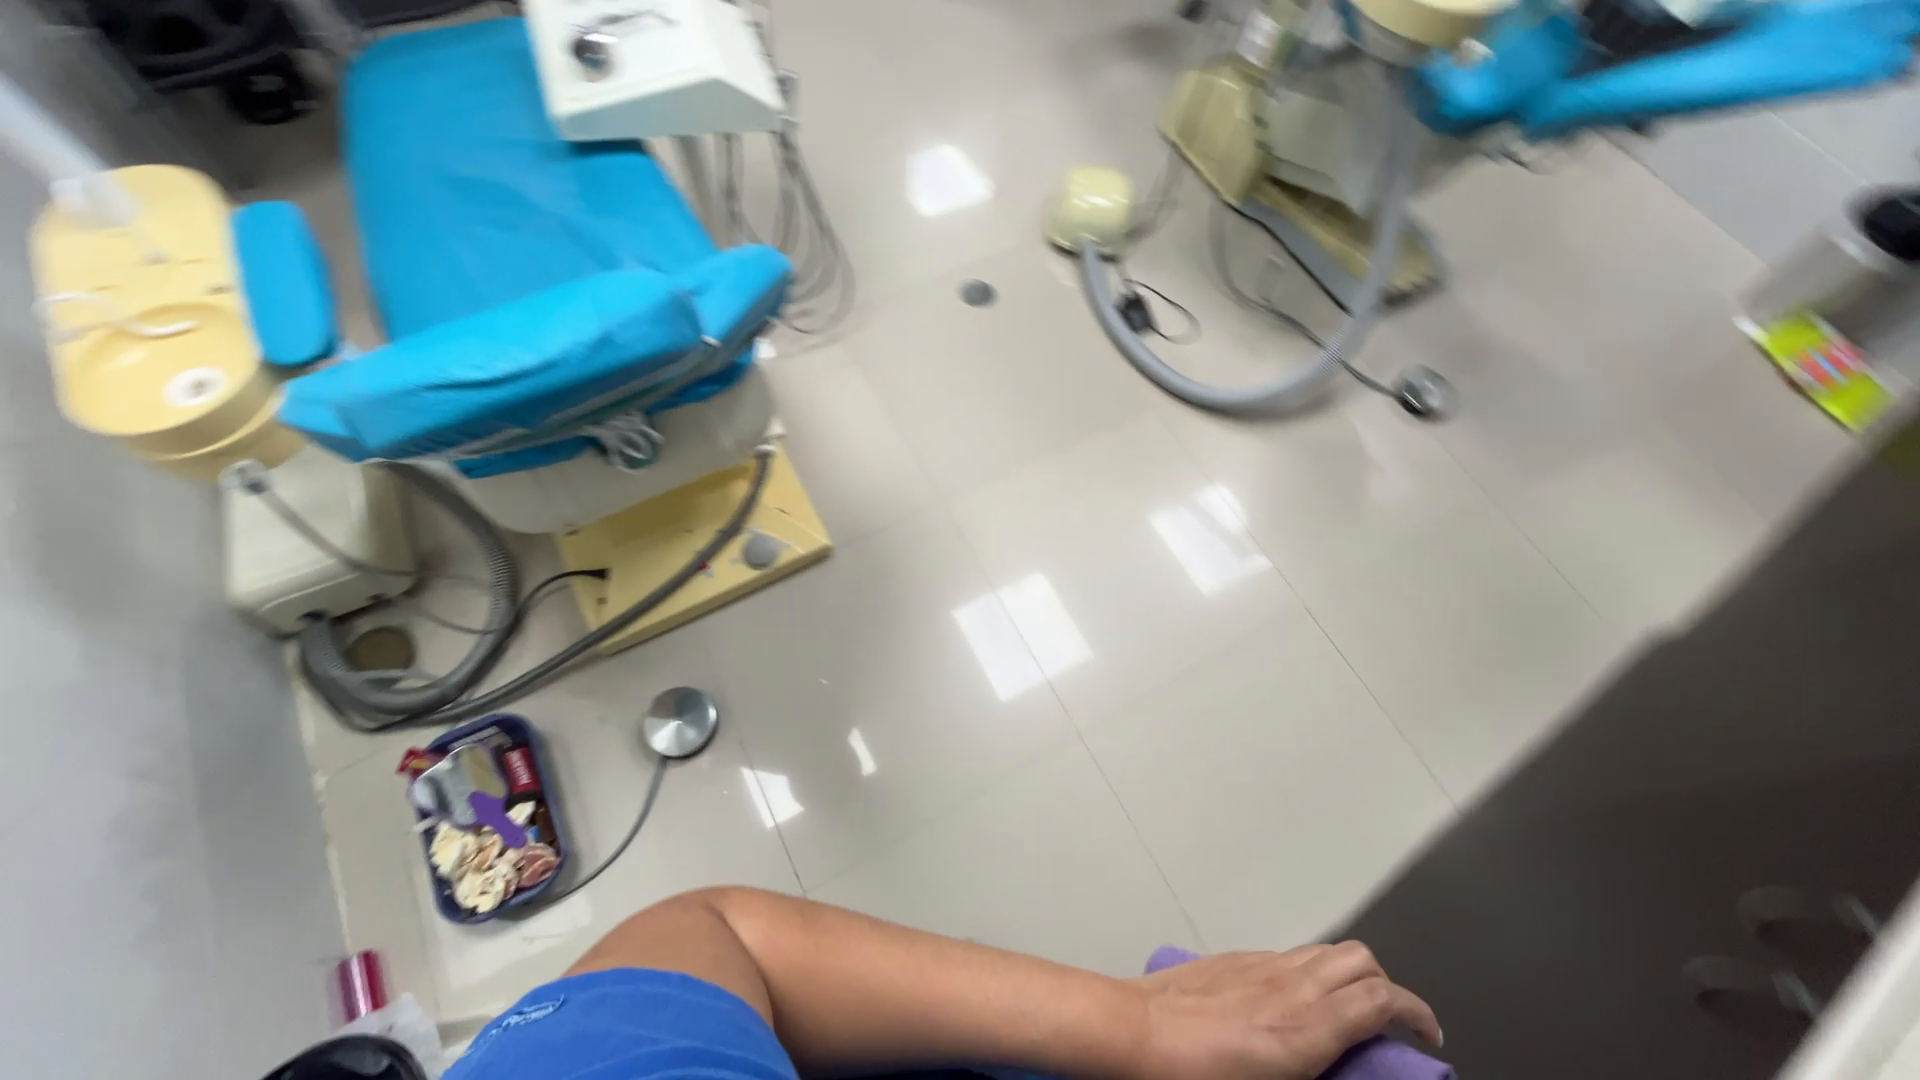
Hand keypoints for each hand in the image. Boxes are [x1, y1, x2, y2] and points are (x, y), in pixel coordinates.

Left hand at [1130, 942, 1442, 1079]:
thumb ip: (1315, 1071)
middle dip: (1388, 987)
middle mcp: (1290, 987)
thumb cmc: (1195, 1076)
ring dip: (1350, 975)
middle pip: (1361, 960)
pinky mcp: (1235, 959)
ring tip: (1348, 1011)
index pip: (1381, 999)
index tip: (1428, 1036)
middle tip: (1391, 1024)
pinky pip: (1289, 955)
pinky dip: (1310, 971)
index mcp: (1305, 1028)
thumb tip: (1337, 1063)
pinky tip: (1296, 1001)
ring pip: (1325, 951)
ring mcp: (1261, 966)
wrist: (1136, 1031)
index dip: (1417, 1013)